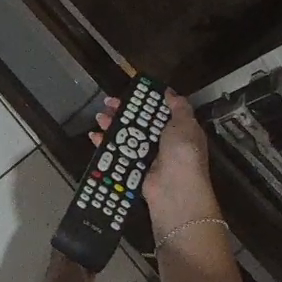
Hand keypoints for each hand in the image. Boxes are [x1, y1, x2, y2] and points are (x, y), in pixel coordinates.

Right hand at [90, 89, 218, 232]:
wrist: (175, 189)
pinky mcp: (133, 169)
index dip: (143, 101)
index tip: (129, 93)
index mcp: (178, 130)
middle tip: (107, 103)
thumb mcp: (186, 124)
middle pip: (138, 123)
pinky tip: (95, 136)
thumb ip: (178, 107)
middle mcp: (163, 143)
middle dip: (122, 112)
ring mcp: (147, 157)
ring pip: (125, 137)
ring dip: (111, 126)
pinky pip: (117, 153)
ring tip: (99, 118)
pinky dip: (105, 144)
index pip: (157, 112)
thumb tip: (170, 92)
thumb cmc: (183, 152)